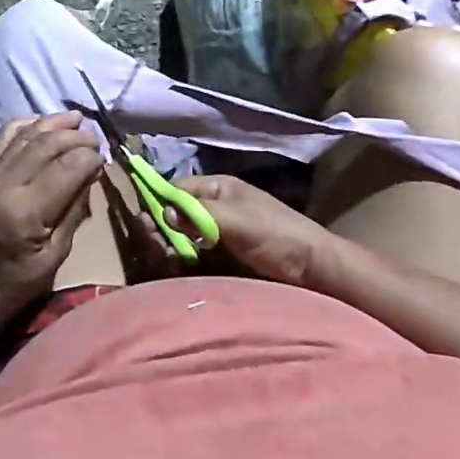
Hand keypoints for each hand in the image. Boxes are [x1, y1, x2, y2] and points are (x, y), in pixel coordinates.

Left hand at [0, 113, 101, 331]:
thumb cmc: (17, 282)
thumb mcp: (56, 255)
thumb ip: (74, 210)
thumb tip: (92, 171)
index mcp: (26, 212)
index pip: (66, 168)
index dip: (91, 158)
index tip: (105, 160)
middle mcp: (5, 184)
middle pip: (47, 144)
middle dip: (76, 136)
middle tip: (96, 139)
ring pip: (26, 134)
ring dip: (54, 123)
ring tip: (77, 120)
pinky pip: (5, 137)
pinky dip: (26, 124)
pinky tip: (44, 122)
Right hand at [172, 175, 335, 287]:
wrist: (314, 270)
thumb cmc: (277, 234)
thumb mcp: (238, 219)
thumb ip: (199, 213)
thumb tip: (162, 210)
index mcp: (217, 188)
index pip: (177, 188)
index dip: (160, 202)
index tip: (145, 222)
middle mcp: (213, 207)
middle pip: (175, 213)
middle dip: (163, 227)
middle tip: (156, 244)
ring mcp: (217, 233)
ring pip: (181, 235)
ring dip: (171, 246)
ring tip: (167, 258)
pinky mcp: (221, 258)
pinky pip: (193, 255)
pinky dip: (183, 260)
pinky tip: (179, 268)